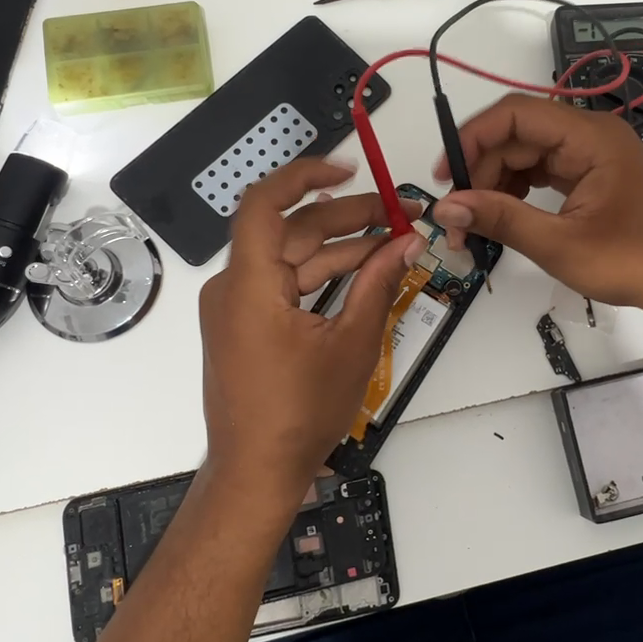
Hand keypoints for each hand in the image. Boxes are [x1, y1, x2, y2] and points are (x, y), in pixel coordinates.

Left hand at [197, 160, 423, 502]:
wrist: (258, 471)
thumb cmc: (300, 413)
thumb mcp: (352, 345)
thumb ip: (379, 284)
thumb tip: (408, 242)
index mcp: (249, 285)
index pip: (264, 203)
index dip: (305, 175)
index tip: (351, 170)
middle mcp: (234, 288)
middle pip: (292, 230)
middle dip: (349, 217)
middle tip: (402, 214)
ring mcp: (237, 308)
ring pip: (293, 258)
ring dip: (342, 248)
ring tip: (395, 242)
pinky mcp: (246, 326)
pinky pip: (286, 285)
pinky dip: (323, 276)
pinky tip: (365, 272)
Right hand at [431, 94, 642, 310]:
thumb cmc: (631, 262)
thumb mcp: (559, 244)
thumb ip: (501, 220)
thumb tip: (446, 209)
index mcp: (590, 137)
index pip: (516, 114)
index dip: (472, 138)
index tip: (445, 176)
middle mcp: (591, 134)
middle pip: (518, 134)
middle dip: (481, 169)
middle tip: (456, 214)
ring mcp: (593, 153)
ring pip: (527, 152)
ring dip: (495, 182)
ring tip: (474, 222)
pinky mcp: (592, 174)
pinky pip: (543, 169)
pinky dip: (517, 189)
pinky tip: (501, 215)